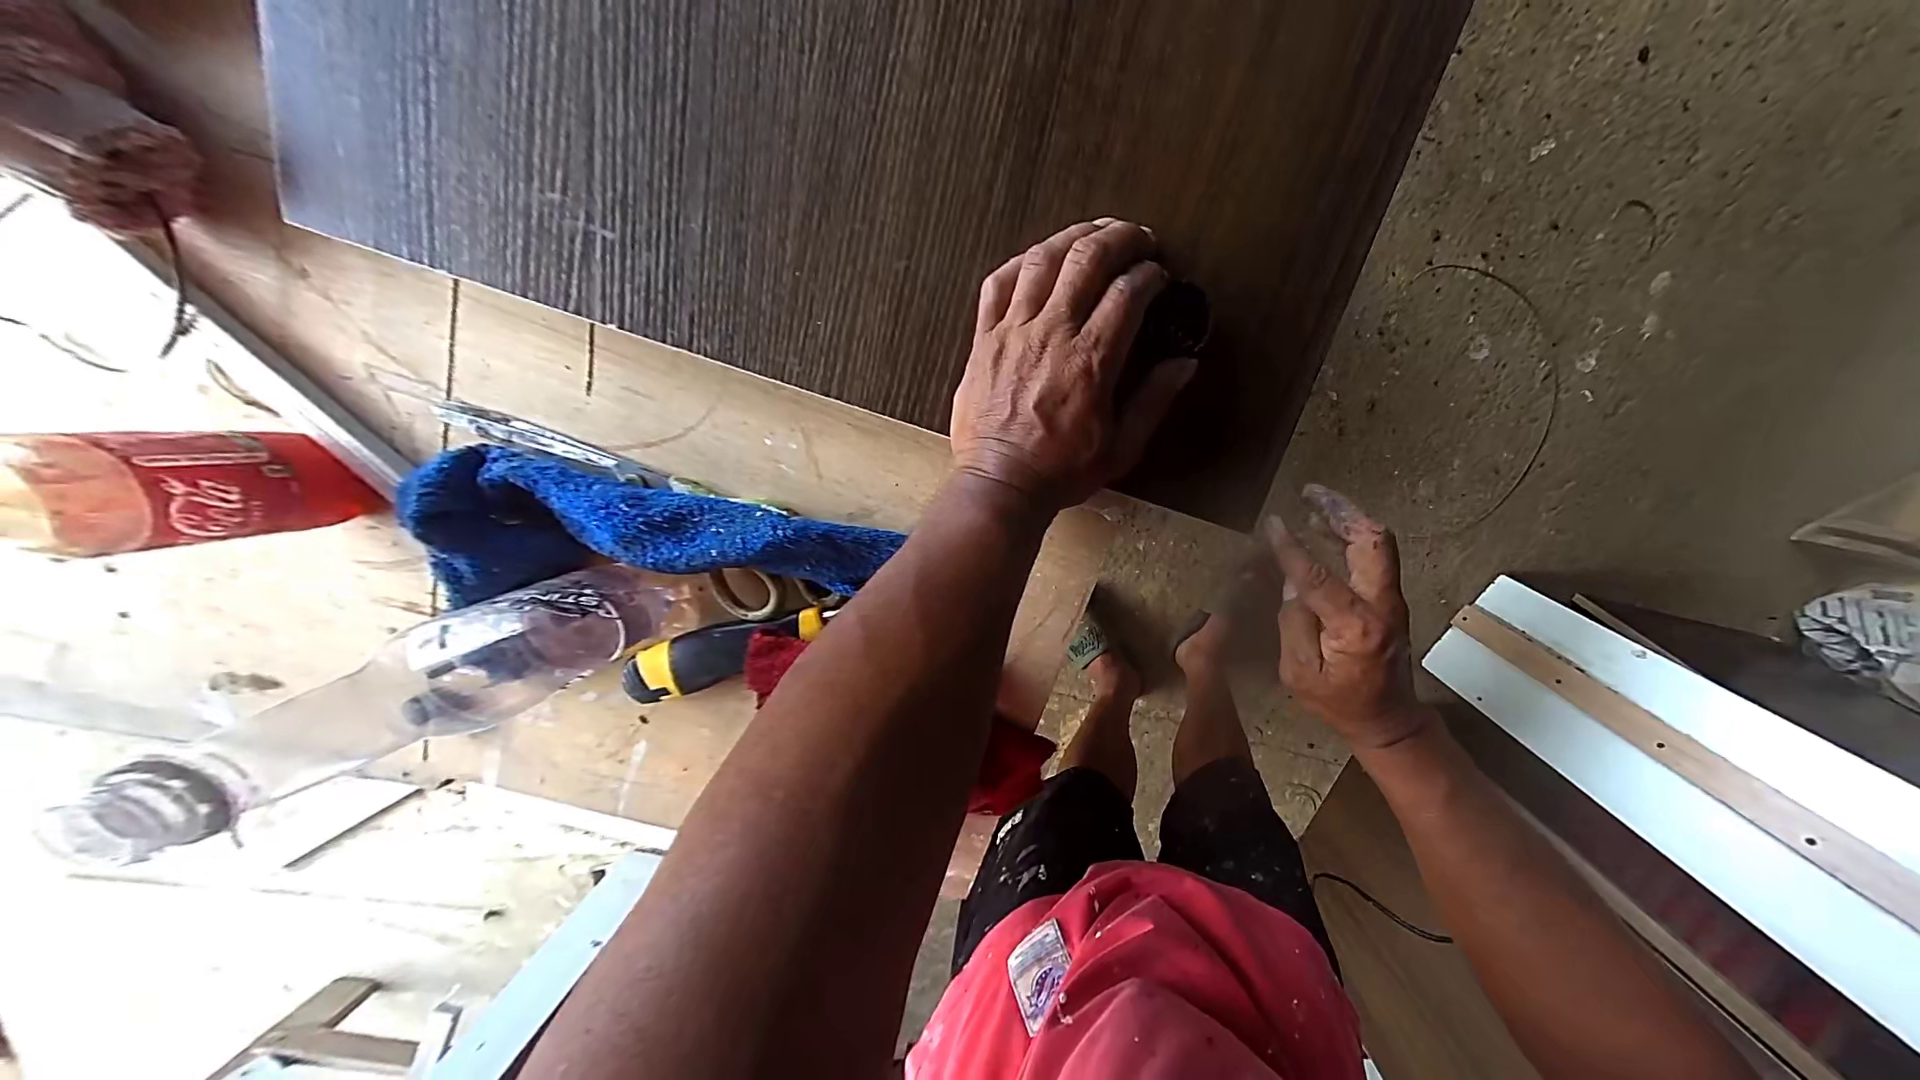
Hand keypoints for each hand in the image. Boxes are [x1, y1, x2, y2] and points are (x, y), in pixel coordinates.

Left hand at [951, 218, 1198, 511]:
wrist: (1000, 484)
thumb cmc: (1060, 471)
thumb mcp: (1122, 447)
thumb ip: (1154, 400)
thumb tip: (1185, 363)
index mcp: (1091, 360)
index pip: (1129, 291)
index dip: (1150, 274)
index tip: (1159, 276)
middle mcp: (1051, 335)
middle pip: (1087, 258)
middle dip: (1120, 237)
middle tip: (1136, 237)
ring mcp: (1012, 333)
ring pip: (1041, 260)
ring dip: (1071, 237)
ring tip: (1092, 233)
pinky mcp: (984, 341)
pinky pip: (995, 285)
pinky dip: (1018, 263)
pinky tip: (1035, 260)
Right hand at [1262, 485, 1431, 751]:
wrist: (1390, 720)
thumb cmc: (1340, 703)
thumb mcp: (1299, 673)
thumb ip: (1292, 624)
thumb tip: (1291, 583)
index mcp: (1355, 627)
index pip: (1317, 576)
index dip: (1290, 547)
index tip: (1271, 524)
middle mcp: (1382, 606)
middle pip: (1372, 542)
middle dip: (1340, 511)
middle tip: (1309, 492)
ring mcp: (1392, 602)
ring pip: (1379, 543)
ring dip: (1348, 518)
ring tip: (1315, 503)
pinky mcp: (1390, 602)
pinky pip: (1375, 557)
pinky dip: (1352, 535)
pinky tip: (1326, 530)